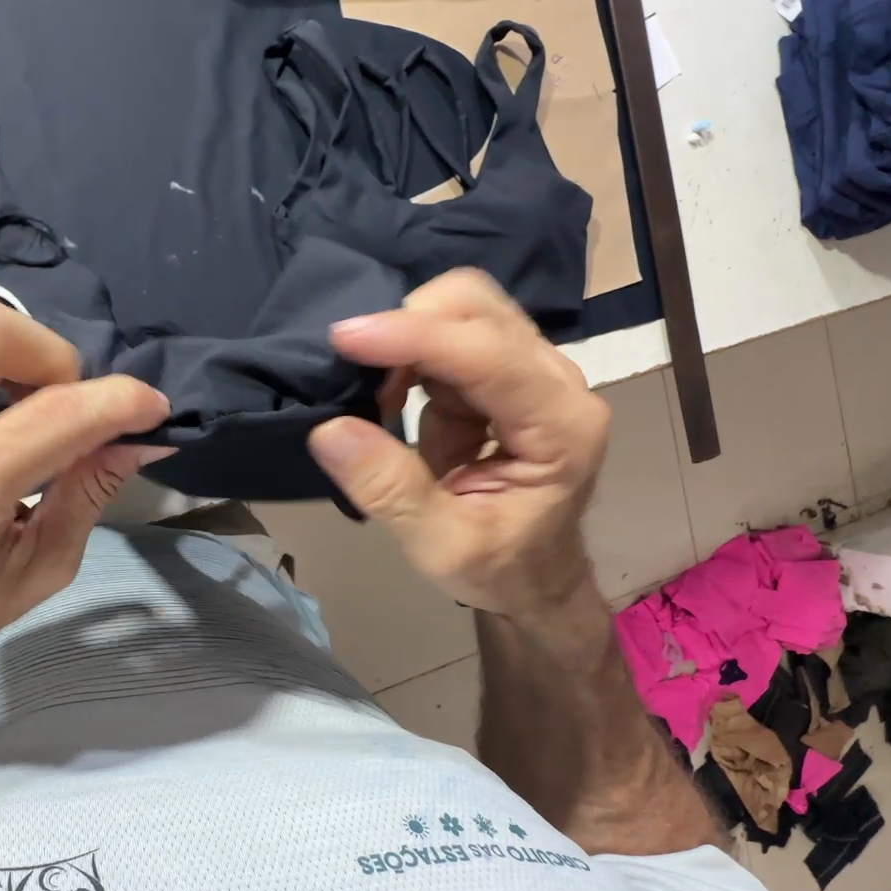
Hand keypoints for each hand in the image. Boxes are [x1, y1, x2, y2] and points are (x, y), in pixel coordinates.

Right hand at [307, 269, 609, 615]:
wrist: (533, 580)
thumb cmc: (499, 568)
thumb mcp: (440, 546)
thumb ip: (390, 489)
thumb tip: (329, 428)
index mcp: (561, 426)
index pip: (490, 356)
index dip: (415, 337)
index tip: (345, 338)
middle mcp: (555, 383)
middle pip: (481, 310)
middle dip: (410, 324)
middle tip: (355, 368)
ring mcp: (529, 373)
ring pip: (462, 312)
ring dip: (405, 338)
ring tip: (373, 393)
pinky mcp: (499, 374)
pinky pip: (447, 337)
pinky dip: (407, 353)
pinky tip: (390, 395)